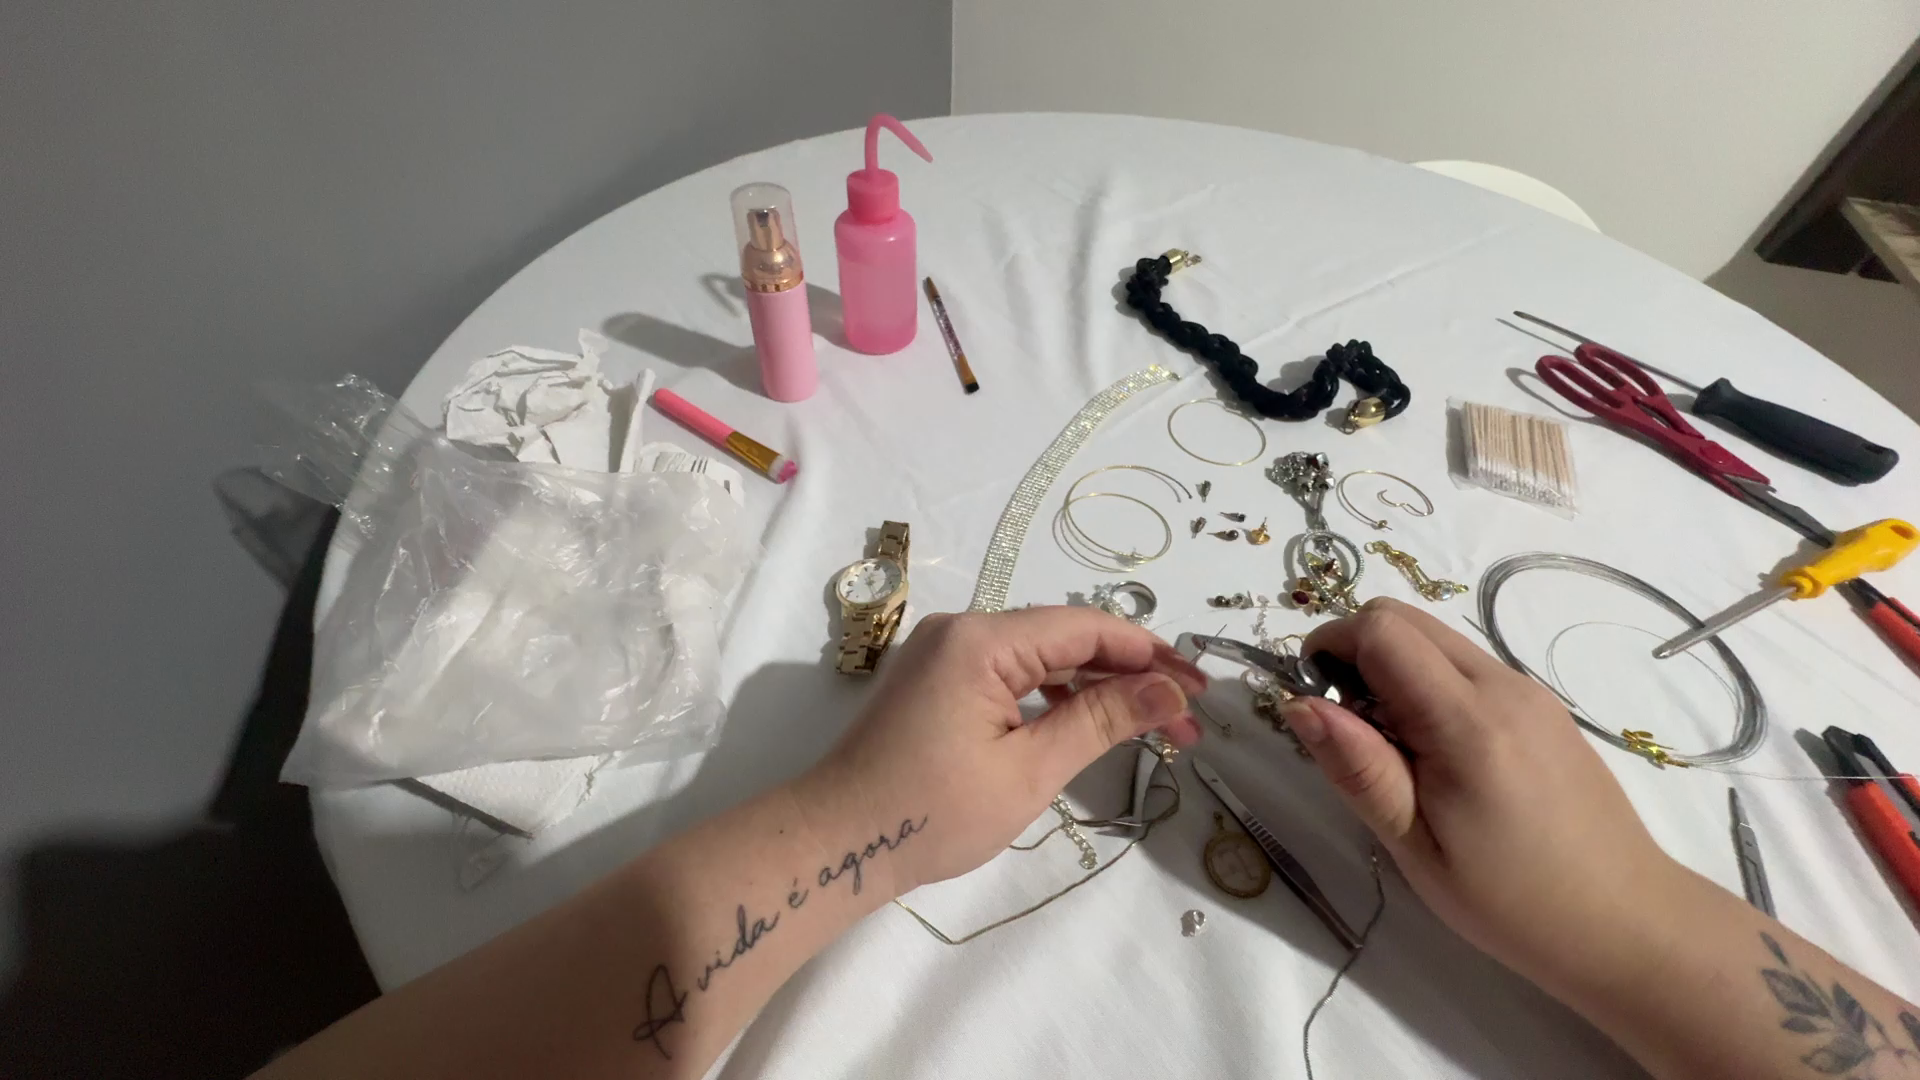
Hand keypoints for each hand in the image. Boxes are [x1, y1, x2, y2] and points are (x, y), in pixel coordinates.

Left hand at [794, 607, 1207, 900]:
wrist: (837, 841)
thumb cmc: (931, 812)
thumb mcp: (1028, 770)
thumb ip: (1100, 720)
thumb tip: (1169, 690)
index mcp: (980, 640)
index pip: (1083, 627)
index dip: (1147, 652)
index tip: (1198, 687)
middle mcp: (960, 628)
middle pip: (1062, 637)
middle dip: (1127, 673)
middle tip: (1186, 716)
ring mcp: (944, 651)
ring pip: (1038, 654)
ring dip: (1093, 684)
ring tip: (1150, 721)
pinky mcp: (937, 676)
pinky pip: (1008, 671)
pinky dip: (1051, 692)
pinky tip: (1085, 717)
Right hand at [1282, 598, 1682, 993]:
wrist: (1633, 927)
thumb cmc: (1512, 899)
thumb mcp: (1414, 844)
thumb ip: (1356, 767)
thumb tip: (1297, 704)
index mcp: (1468, 722)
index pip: (1380, 630)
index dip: (1331, 647)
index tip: (1318, 702)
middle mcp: (1502, 686)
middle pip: (1400, 616)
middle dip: (1352, 649)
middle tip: (1347, 721)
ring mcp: (1525, 689)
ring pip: (1428, 633)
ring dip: (1385, 664)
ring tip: (1388, 740)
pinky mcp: (1536, 702)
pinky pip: (1456, 660)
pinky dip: (1418, 678)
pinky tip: (1429, 744)